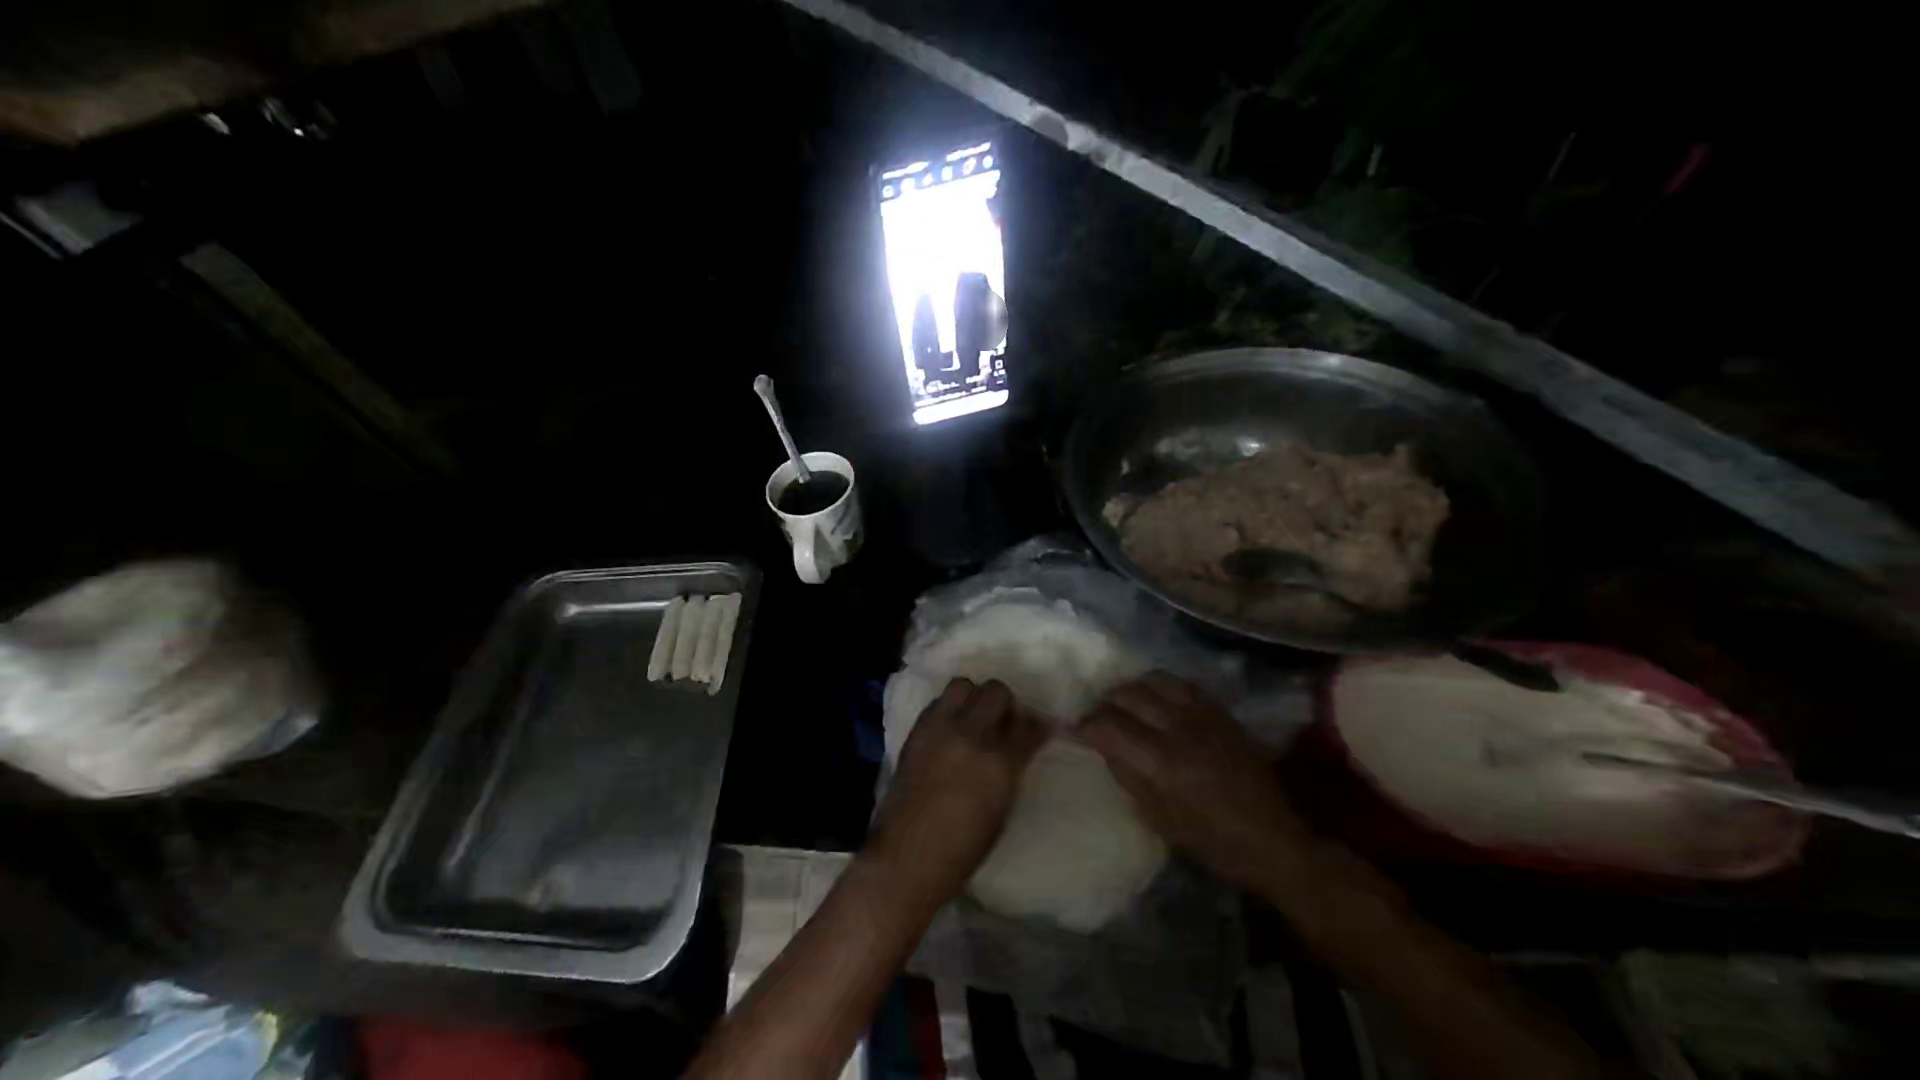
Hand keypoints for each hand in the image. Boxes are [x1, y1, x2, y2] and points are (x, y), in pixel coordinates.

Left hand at [867, 678, 1047, 904]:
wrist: (909, 855)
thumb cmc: (964, 847)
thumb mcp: (1002, 808)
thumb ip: (1011, 769)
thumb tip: (1016, 747)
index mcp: (999, 761)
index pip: (1030, 726)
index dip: (1039, 726)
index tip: (1040, 728)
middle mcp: (971, 735)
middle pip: (996, 691)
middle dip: (1007, 703)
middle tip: (1005, 721)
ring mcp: (939, 729)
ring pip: (963, 685)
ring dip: (974, 697)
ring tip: (975, 719)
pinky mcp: (916, 731)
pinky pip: (937, 703)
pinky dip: (949, 709)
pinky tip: (951, 730)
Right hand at [1080, 671, 1311, 892]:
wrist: (1272, 838)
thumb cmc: (1210, 840)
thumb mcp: (1157, 817)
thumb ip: (1127, 775)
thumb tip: (1103, 745)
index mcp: (1162, 761)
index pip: (1108, 724)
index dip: (1085, 725)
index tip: (1076, 730)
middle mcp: (1180, 727)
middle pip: (1127, 694)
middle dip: (1104, 703)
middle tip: (1098, 717)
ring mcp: (1203, 714)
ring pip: (1154, 679)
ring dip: (1132, 689)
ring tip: (1126, 705)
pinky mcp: (1221, 711)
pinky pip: (1181, 684)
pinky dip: (1160, 688)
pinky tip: (1157, 703)